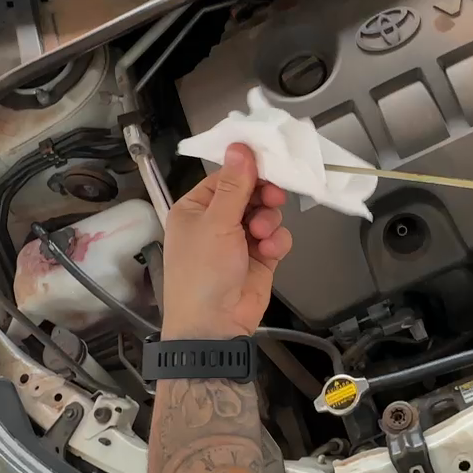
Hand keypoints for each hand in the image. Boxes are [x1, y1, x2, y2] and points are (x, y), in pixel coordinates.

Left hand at [161, 144, 292, 339]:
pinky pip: (276, 238)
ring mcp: (239, 240)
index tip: (269, 162)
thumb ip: (234, 185)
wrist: (215, 325)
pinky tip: (270, 252)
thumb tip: (240, 147)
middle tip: (273, 198)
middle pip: (250, 193)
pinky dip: (276, 242)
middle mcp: (216, 222)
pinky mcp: (260, 258)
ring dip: (269, 221)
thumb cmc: (202, 274)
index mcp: (195, 209)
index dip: (247, 170)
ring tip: (262, 236)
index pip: (225, 177)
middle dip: (263, 197)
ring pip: (267, 214)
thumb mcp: (216, 223)